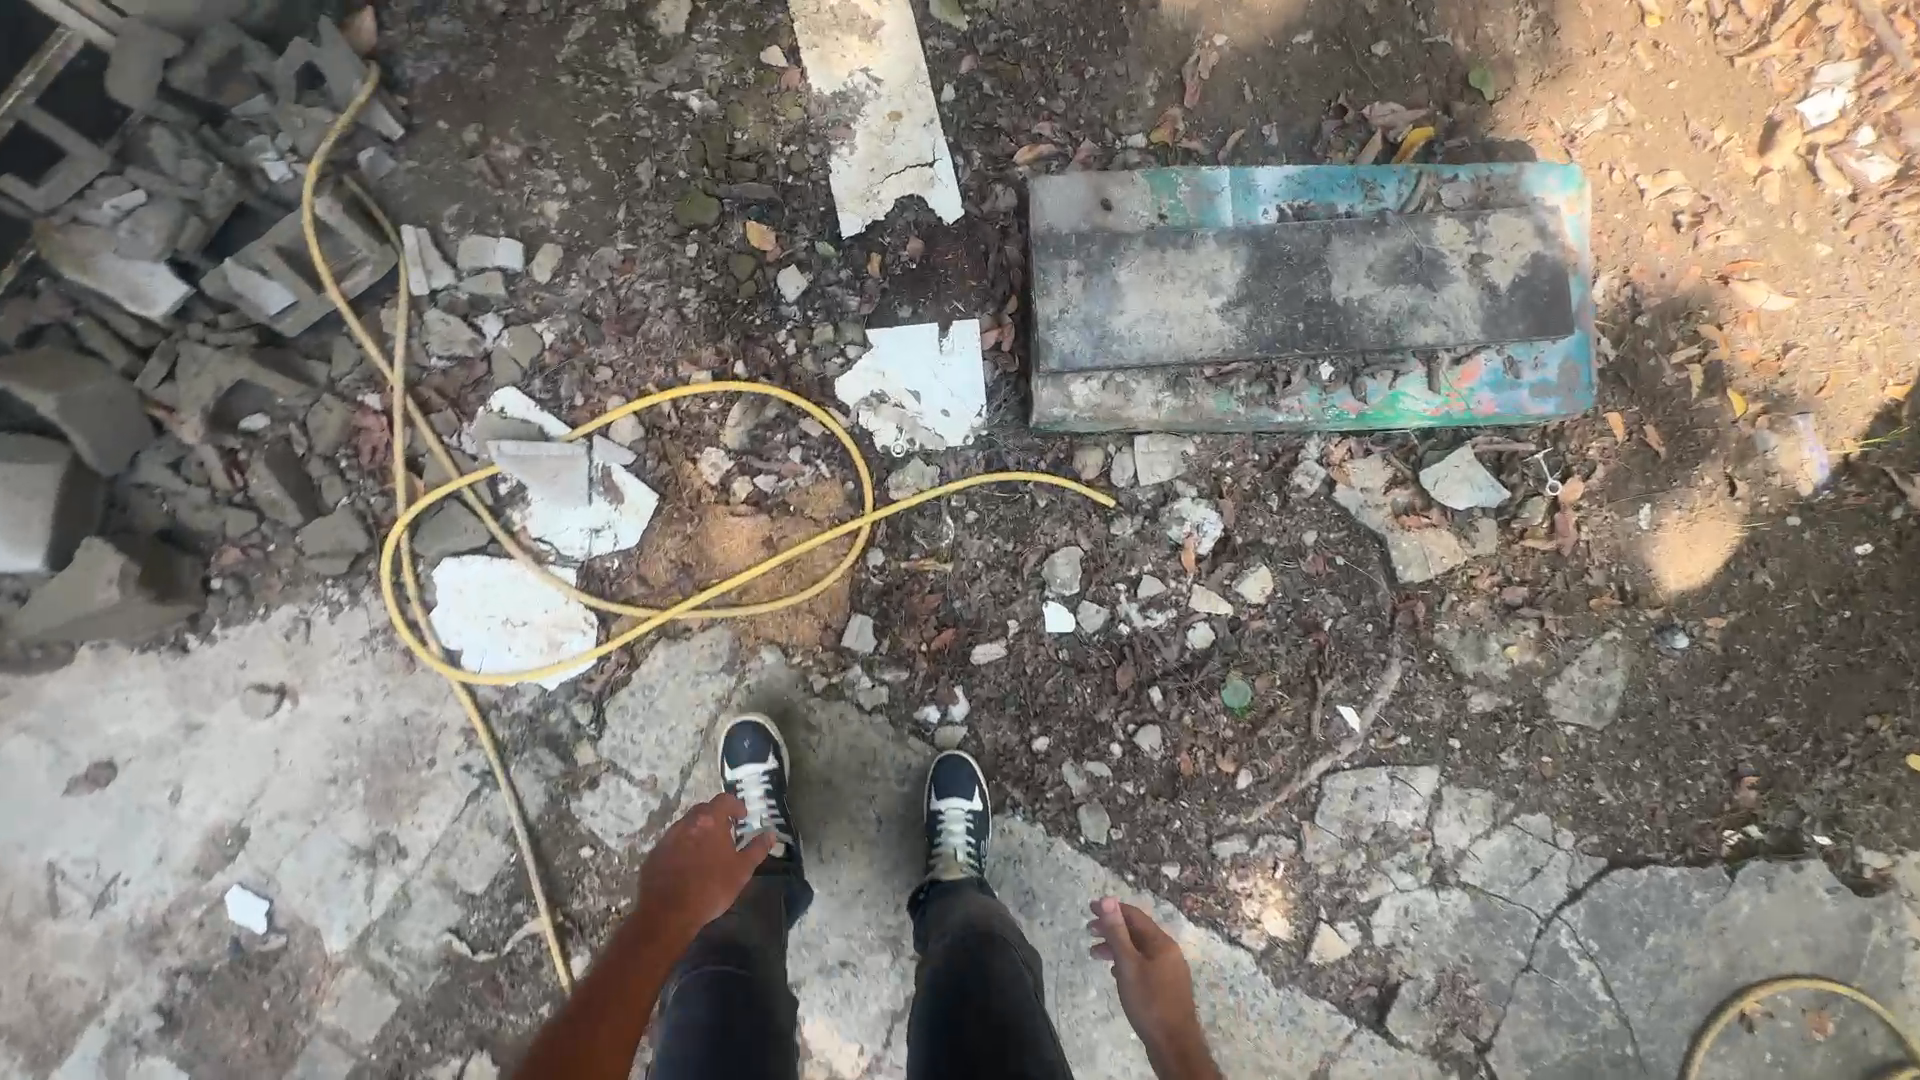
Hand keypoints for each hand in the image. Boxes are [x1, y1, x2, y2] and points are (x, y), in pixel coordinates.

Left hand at [635, 793, 772, 945]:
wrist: (667, 913)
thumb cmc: (711, 888)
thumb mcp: (742, 870)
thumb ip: (757, 849)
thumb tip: (771, 834)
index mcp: (710, 821)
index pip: (724, 800)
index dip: (735, 805)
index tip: (742, 817)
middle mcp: (687, 823)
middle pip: (703, 810)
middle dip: (716, 817)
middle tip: (727, 832)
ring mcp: (667, 838)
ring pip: (686, 826)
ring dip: (699, 831)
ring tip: (708, 850)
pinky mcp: (654, 855)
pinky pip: (673, 843)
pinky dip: (683, 846)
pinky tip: (688, 866)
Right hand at [1088, 897, 1217, 1079]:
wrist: (1174, 1046)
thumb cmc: (1149, 1002)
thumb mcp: (1128, 964)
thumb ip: (1117, 932)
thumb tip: (1108, 899)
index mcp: (1161, 942)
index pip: (1134, 915)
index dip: (1111, 909)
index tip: (1090, 908)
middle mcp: (1168, 952)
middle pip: (1137, 932)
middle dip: (1112, 928)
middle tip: (1089, 930)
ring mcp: (1170, 971)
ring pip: (1140, 950)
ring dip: (1117, 947)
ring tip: (1095, 954)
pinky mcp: (1167, 988)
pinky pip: (1144, 965)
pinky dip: (1127, 962)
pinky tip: (1115, 972)